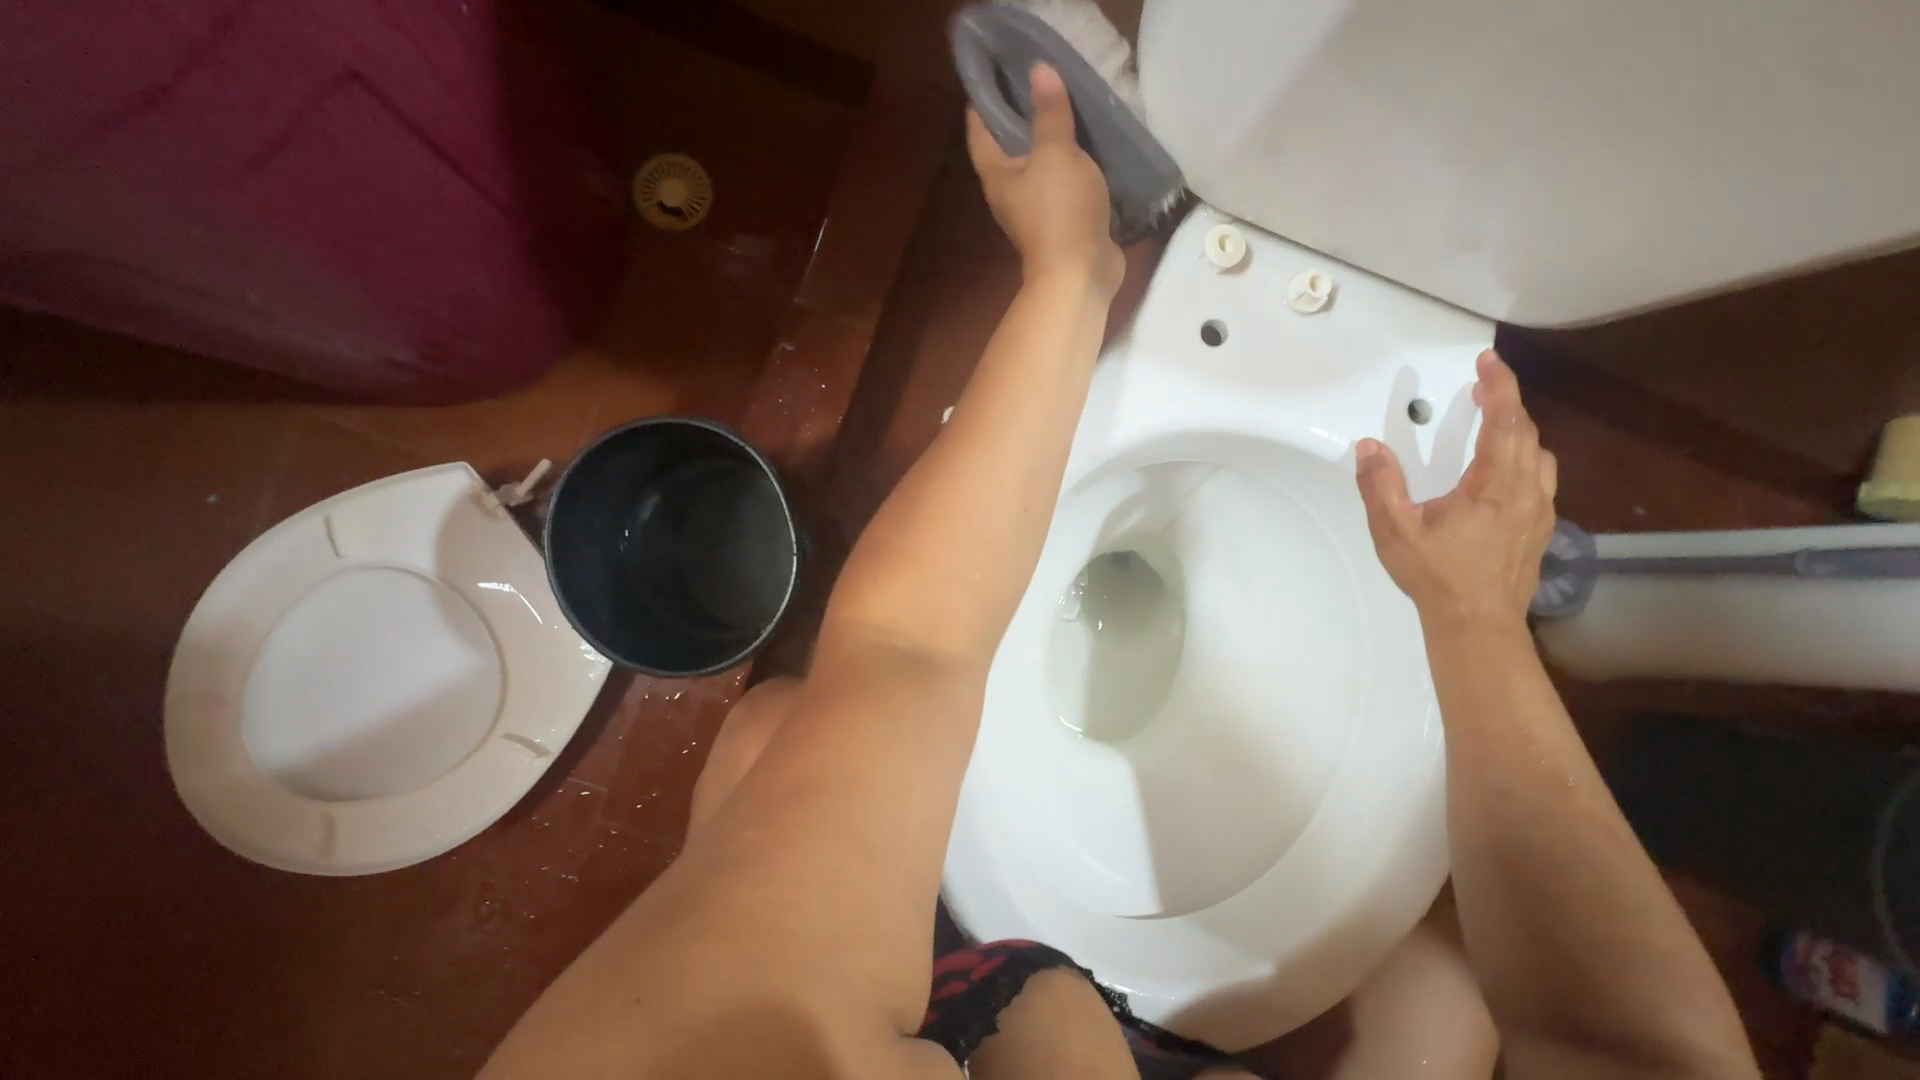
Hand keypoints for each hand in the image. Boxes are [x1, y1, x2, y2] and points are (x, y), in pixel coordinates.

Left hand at [966, 64, 1123, 295]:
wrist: (1079, 274)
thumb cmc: (1059, 210)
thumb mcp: (1055, 152)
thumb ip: (1049, 113)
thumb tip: (1038, 69)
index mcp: (996, 175)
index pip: (979, 131)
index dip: (983, 102)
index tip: (994, 74)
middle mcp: (1008, 194)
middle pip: (1007, 149)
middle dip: (1018, 118)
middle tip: (1036, 83)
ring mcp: (1034, 212)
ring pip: (1037, 168)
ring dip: (1047, 143)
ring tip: (1064, 109)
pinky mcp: (1061, 224)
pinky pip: (1061, 186)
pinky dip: (1070, 166)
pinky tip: (1086, 149)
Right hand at [1356, 351, 1557, 630]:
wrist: (1477, 625)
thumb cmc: (1436, 576)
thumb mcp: (1394, 531)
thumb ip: (1380, 486)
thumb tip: (1369, 448)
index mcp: (1494, 486)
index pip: (1505, 422)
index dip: (1500, 387)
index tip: (1489, 361)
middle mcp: (1526, 493)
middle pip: (1527, 434)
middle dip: (1507, 404)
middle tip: (1485, 386)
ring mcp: (1540, 513)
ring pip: (1540, 457)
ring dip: (1520, 432)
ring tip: (1496, 425)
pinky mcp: (1540, 530)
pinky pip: (1541, 480)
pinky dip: (1525, 459)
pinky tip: (1504, 472)